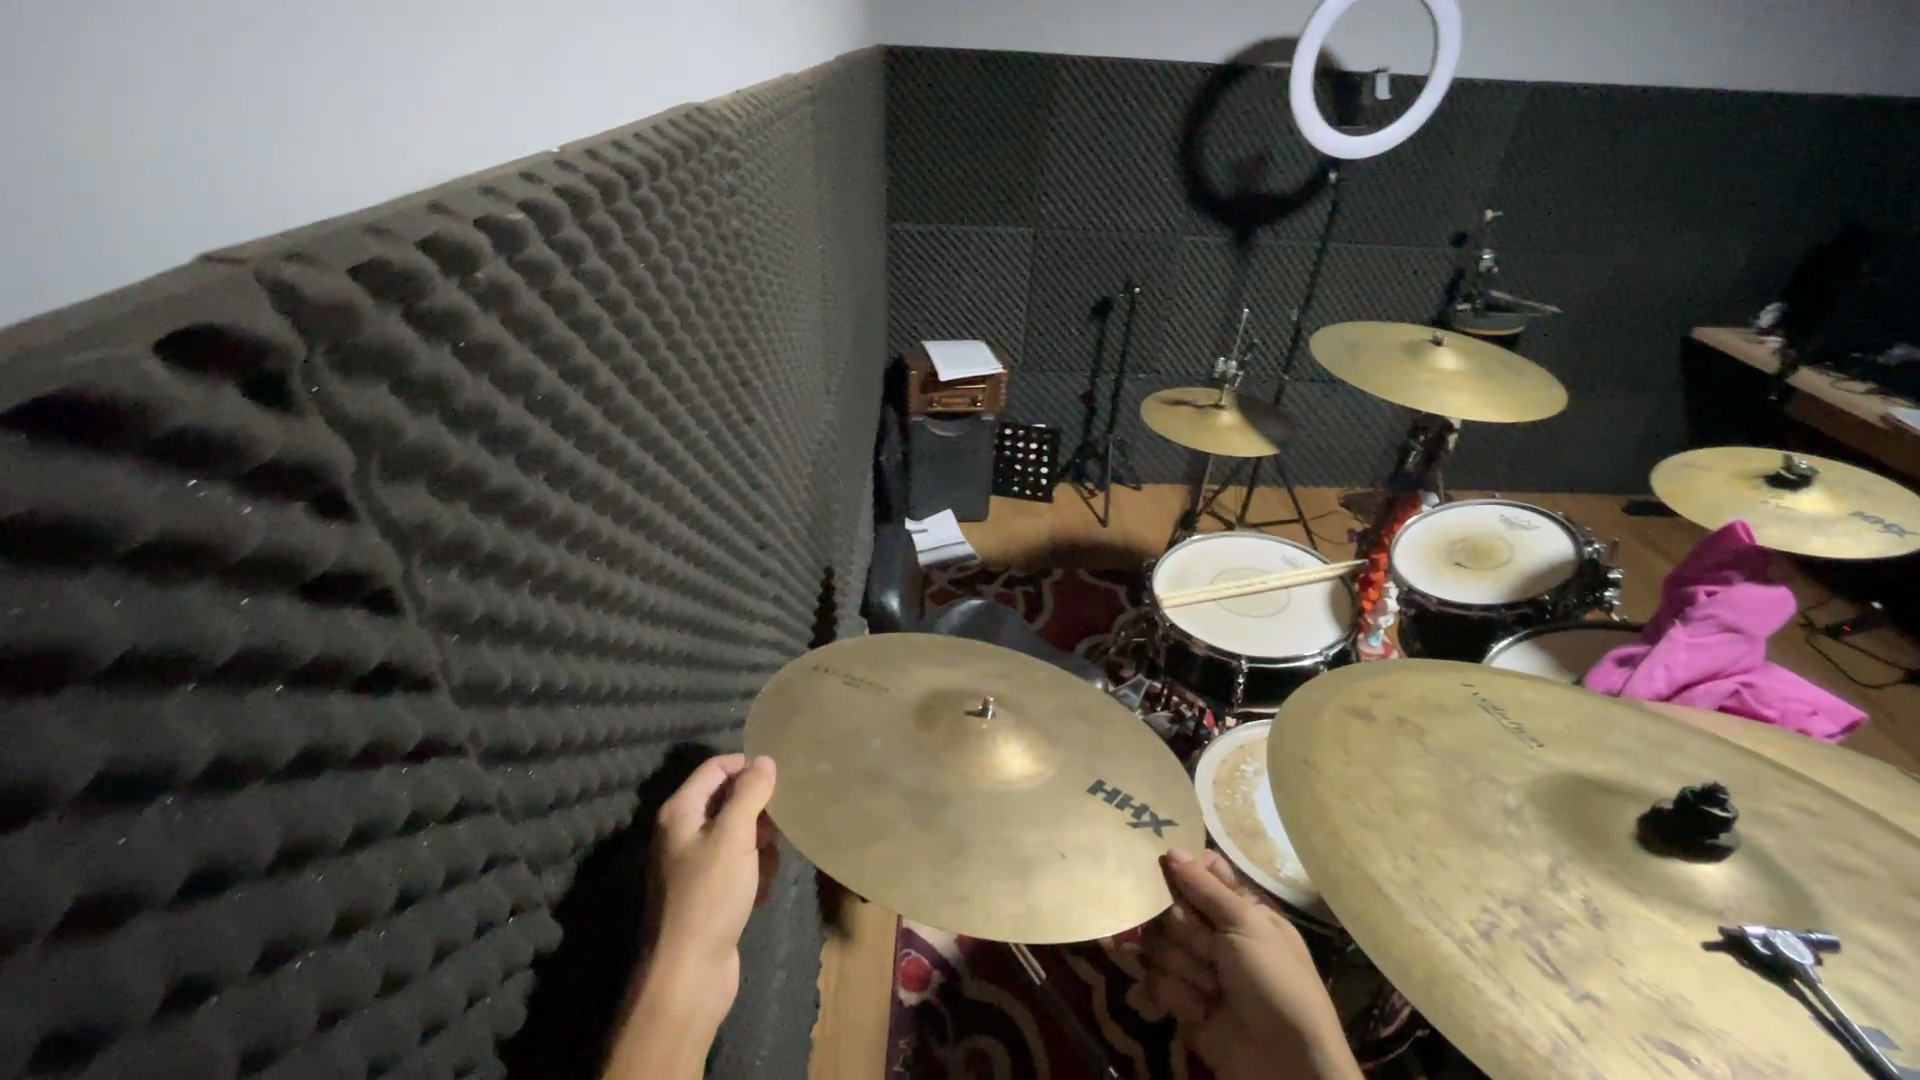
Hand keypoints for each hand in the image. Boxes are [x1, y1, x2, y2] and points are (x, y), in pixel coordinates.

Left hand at [604, 754, 779, 1078]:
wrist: (689, 972)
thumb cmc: (709, 896)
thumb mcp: (734, 836)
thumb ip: (750, 793)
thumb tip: (765, 761)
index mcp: (679, 812)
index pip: (715, 768)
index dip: (747, 766)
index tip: (781, 776)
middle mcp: (681, 833)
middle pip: (729, 801)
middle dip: (758, 813)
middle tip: (775, 830)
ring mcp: (694, 865)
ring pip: (739, 836)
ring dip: (760, 847)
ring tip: (765, 868)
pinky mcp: (708, 893)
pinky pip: (739, 866)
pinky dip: (754, 874)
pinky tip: (759, 892)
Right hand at [1141, 848, 1361, 1079]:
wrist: (1285, 1063)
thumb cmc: (1276, 983)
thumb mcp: (1248, 925)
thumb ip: (1205, 887)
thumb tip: (1172, 848)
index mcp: (1239, 909)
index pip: (1197, 875)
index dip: (1178, 873)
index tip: (1163, 870)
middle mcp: (1214, 934)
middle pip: (1169, 909)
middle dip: (1183, 932)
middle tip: (1209, 951)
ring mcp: (1197, 969)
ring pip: (1158, 946)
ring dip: (1184, 970)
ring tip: (1211, 992)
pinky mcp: (1182, 1002)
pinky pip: (1156, 983)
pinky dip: (1178, 998)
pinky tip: (1199, 1013)